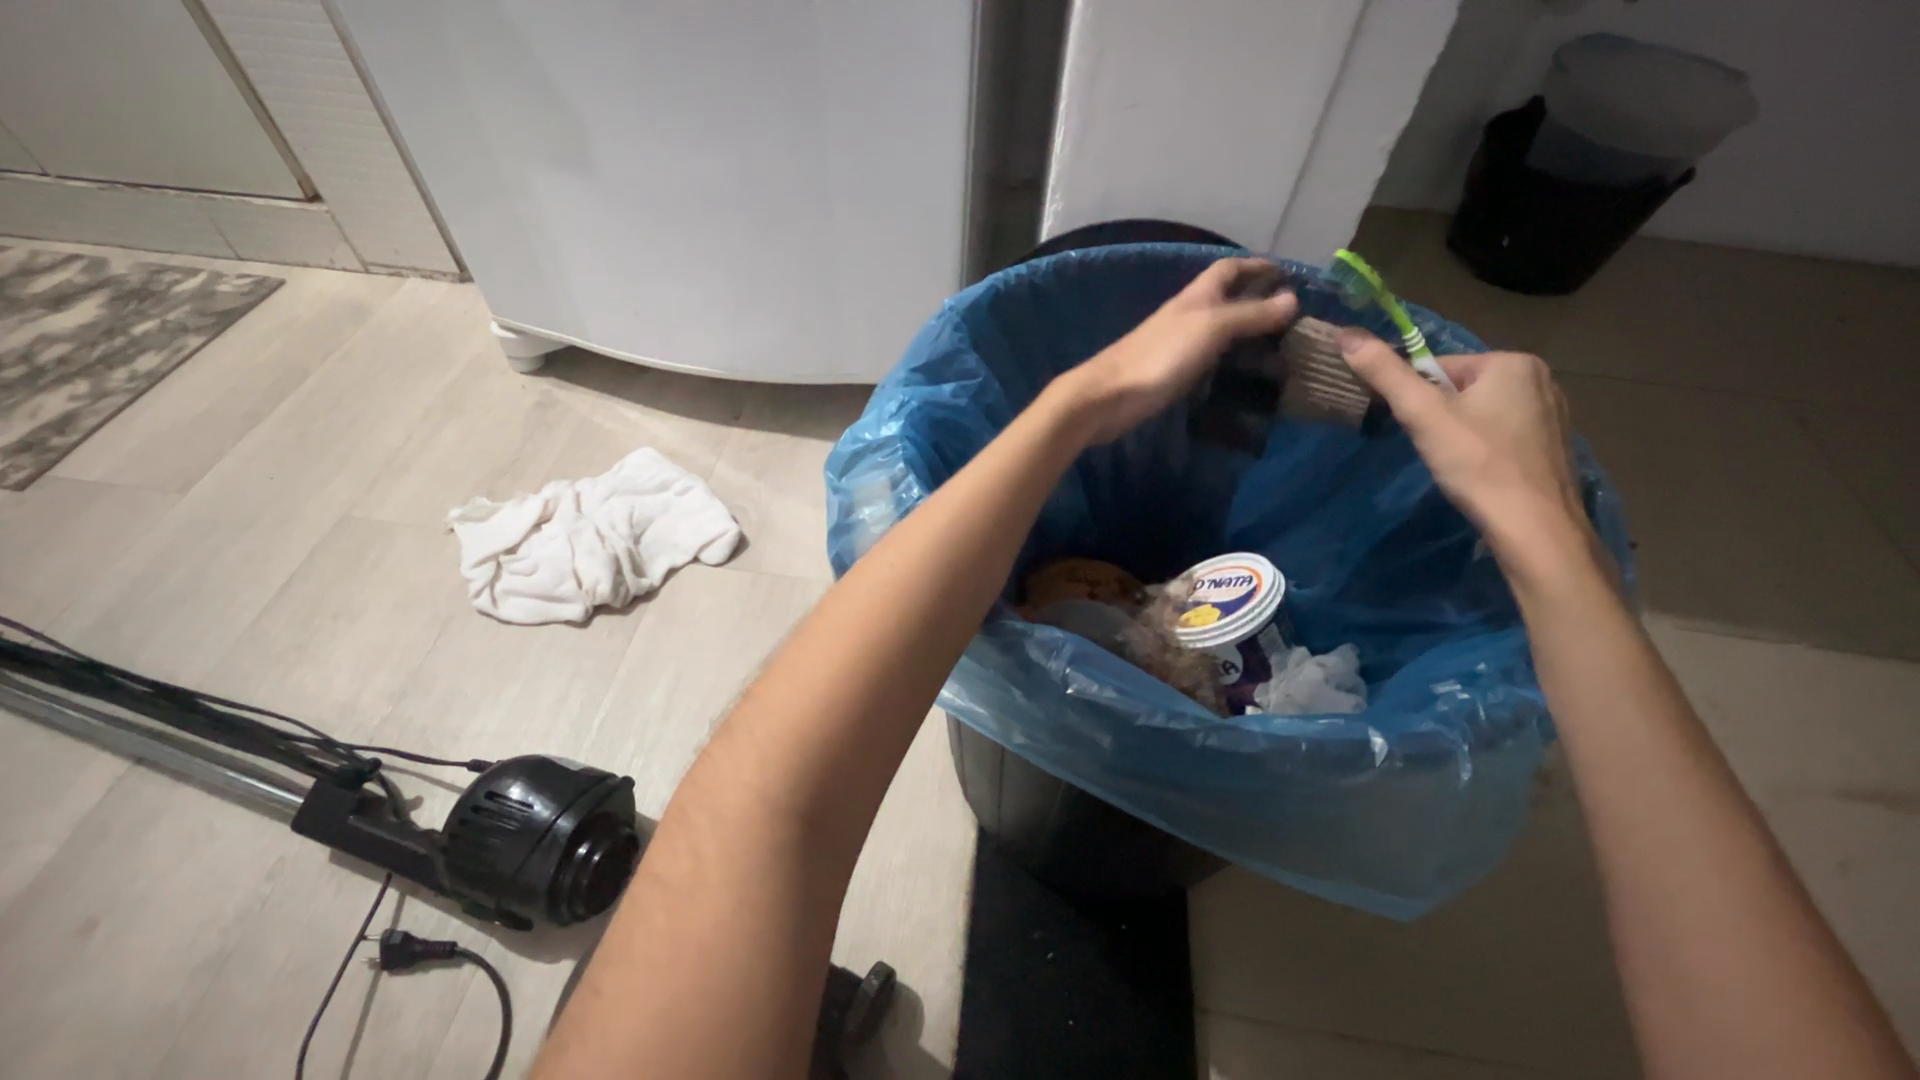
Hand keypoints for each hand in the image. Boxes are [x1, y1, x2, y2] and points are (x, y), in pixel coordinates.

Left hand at [1051, 256, 1298, 443]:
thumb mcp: (1212, 328)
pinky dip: (1228, 362)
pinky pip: (1207, 360)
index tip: (1286, 275)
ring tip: (1277, 348)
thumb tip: (1292, 298)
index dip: (1255, 267)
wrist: (1108, 397)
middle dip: (1256, 302)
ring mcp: (1176, 346)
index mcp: (1195, 297)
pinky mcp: (1170, 374)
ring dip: (1244, 335)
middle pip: (1225, 300)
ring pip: (1217, 331)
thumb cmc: (1160, 355)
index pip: (1228, 270)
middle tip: (1292, 320)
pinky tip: (1242, 375)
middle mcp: (1186, 316)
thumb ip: (1250, 314)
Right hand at [1339, 330, 1599, 578]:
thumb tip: (1344, 333)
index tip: (1413, 428)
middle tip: (1433, 449)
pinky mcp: (1553, 443)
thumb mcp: (1422, 415)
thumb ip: (1384, 372)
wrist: (1534, 527)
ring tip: (1455, 464)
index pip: (1438, 367)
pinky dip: (1483, 447)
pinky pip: (1502, 432)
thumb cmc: (1477, 464)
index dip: (1414, 398)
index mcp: (1512, 361)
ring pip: (1481, 412)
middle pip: (1460, 388)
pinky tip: (1479, 472)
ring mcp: (1552, 411)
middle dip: (1439, 416)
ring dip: (1459, 432)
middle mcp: (1540, 377)